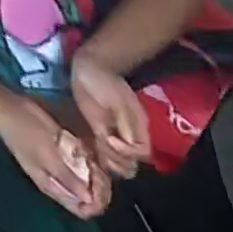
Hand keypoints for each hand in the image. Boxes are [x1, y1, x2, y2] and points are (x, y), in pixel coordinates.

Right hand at [0, 93, 110, 216]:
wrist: (8, 109)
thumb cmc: (26, 132)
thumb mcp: (47, 156)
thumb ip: (67, 178)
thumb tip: (88, 200)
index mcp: (54, 189)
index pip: (83, 211)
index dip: (96, 203)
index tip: (97, 186)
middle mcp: (61, 186)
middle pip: (92, 202)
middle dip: (101, 190)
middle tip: (98, 172)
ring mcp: (64, 174)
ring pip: (93, 189)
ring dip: (100, 180)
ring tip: (94, 164)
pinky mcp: (67, 162)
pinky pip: (89, 174)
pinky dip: (95, 170)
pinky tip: (92, 159)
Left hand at [71, 51, 150, 178]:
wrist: (89, 69)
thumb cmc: (104, 81)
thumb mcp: (116, 100)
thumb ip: (124, 121)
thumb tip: (130, 142)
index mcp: (139, 129)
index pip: (143, 152)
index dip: (129, 152)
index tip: (110, 139)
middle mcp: (131, 137)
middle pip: (133, 161)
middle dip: (119, 159)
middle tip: (102, 145)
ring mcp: (116, 137)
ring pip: (121, 162)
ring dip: (110, 161)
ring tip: (97, 148)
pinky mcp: (101, 134)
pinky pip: (106, 154)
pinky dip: (101, 157)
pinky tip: (92, 151)